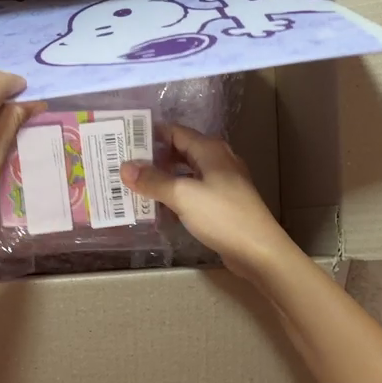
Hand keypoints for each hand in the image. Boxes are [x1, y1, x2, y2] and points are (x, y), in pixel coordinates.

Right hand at [121, 124, 300, 281]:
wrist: (258, 250)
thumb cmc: (222, 216)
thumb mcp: (183, 196)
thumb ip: (153, 180)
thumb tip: (125, 167)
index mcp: (210, 150)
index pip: (174, 132)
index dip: (149, 134)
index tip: (123, 141)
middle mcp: (217, 160)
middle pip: (180, 152)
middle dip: (153, 158)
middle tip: (123, 165)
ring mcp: (222, 183)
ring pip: (186, 174)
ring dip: (163, 179)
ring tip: (134, 186)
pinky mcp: (222, 204)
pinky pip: (193, 193)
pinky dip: (175, 196)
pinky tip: (158, 207)